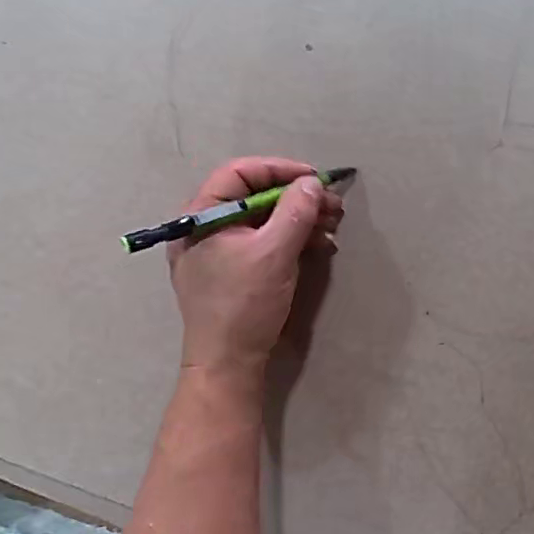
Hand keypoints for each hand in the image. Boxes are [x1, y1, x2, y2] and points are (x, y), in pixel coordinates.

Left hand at [169, 157, 343, 380]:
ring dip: (299, 218)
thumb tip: (312, 183)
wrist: (228, 364)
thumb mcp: (274, 253)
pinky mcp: (233, 270)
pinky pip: (262, 242)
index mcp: (201, 215)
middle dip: (296, 197)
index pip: (240, 173)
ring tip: (332, 225)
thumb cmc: (244, 304)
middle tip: (332, 205)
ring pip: (262, 220)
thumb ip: (295, 212)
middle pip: (254, 195)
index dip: (280, 169)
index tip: (315, 179)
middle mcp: (205, 227)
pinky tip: (319, 244)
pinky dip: (290, 240)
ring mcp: (217, 250)